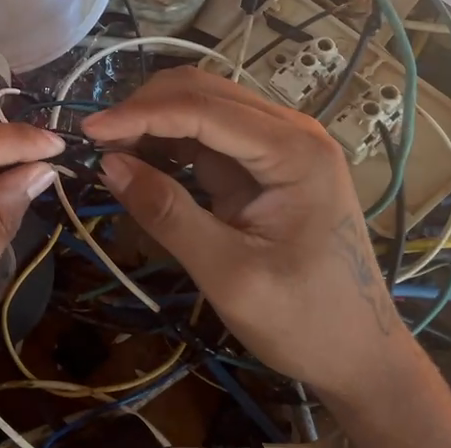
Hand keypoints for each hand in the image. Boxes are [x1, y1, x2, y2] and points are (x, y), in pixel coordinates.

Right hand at [80, 67, 406, 397]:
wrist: (362, 360)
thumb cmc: (305, 322)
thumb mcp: (229, 275)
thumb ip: (168, 215)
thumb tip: (107, 164)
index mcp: (294, 151)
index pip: (202, 107)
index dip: (139, 114)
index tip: (89, 132)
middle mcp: (290, 131)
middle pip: (200, 90)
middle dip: (143, 109)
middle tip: (98, 144)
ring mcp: (278, 143)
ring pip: (198, 103)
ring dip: (152, 120)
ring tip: (113, 154)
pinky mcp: (262, 160)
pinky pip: (204, 131)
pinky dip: (166, 139)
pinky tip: (141, 163)